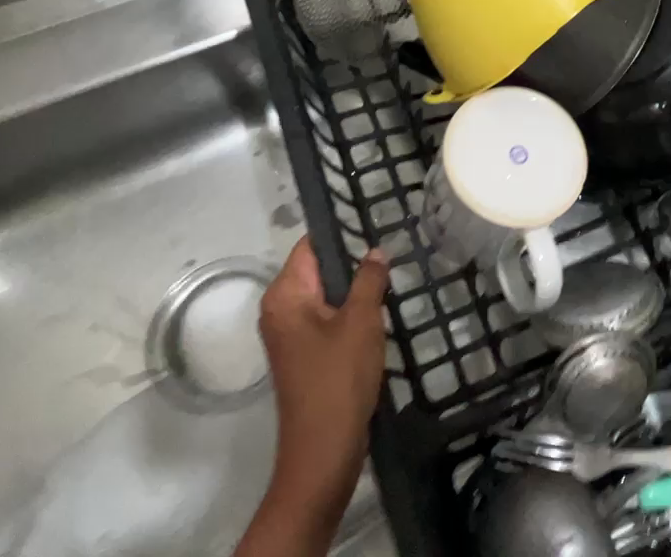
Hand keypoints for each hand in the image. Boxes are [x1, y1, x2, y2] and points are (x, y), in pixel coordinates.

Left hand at [258, 239, 389, 505]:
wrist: (324, 449)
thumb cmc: (339, 378)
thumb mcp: (361, 322)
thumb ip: (369, 280)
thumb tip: (375, 251)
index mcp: (284, 295)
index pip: (310, 246)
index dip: (341, 232)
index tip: (374, 221)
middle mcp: (279, 309)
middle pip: (317, 269)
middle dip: (352, 262)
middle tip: (391, 249)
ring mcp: (290, 334)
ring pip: (325, 296)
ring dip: (354, 290)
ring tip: (390, 276)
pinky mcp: (304, 355)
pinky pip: (327, 319)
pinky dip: (349, 313)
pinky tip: (378, 312)